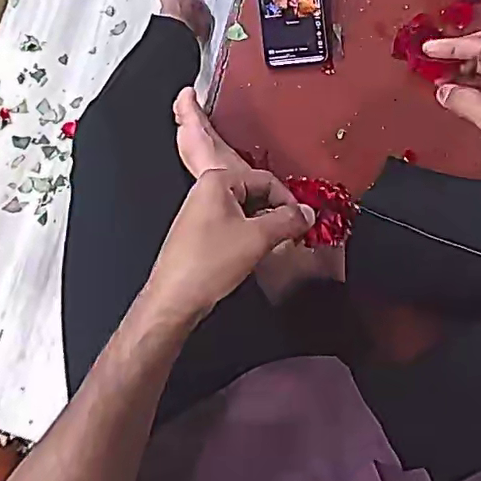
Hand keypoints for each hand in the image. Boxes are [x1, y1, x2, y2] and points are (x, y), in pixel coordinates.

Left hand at [140, 169, 314, 322]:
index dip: (289, 200)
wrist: (173, 301)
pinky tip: (257, 253)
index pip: (266, 180)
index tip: (303, 220)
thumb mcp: (257, 238)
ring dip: (266, 227)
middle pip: (257, 194)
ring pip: (247, 211)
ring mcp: (203, 212)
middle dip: (278, 214)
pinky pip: (235, 225)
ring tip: (277, 245)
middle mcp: (207, 191)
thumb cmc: (208, 264)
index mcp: (218, 181)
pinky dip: (251, 235)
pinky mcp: (201, 232)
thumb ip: (288, 221)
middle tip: (294, 234)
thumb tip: (307, 213)